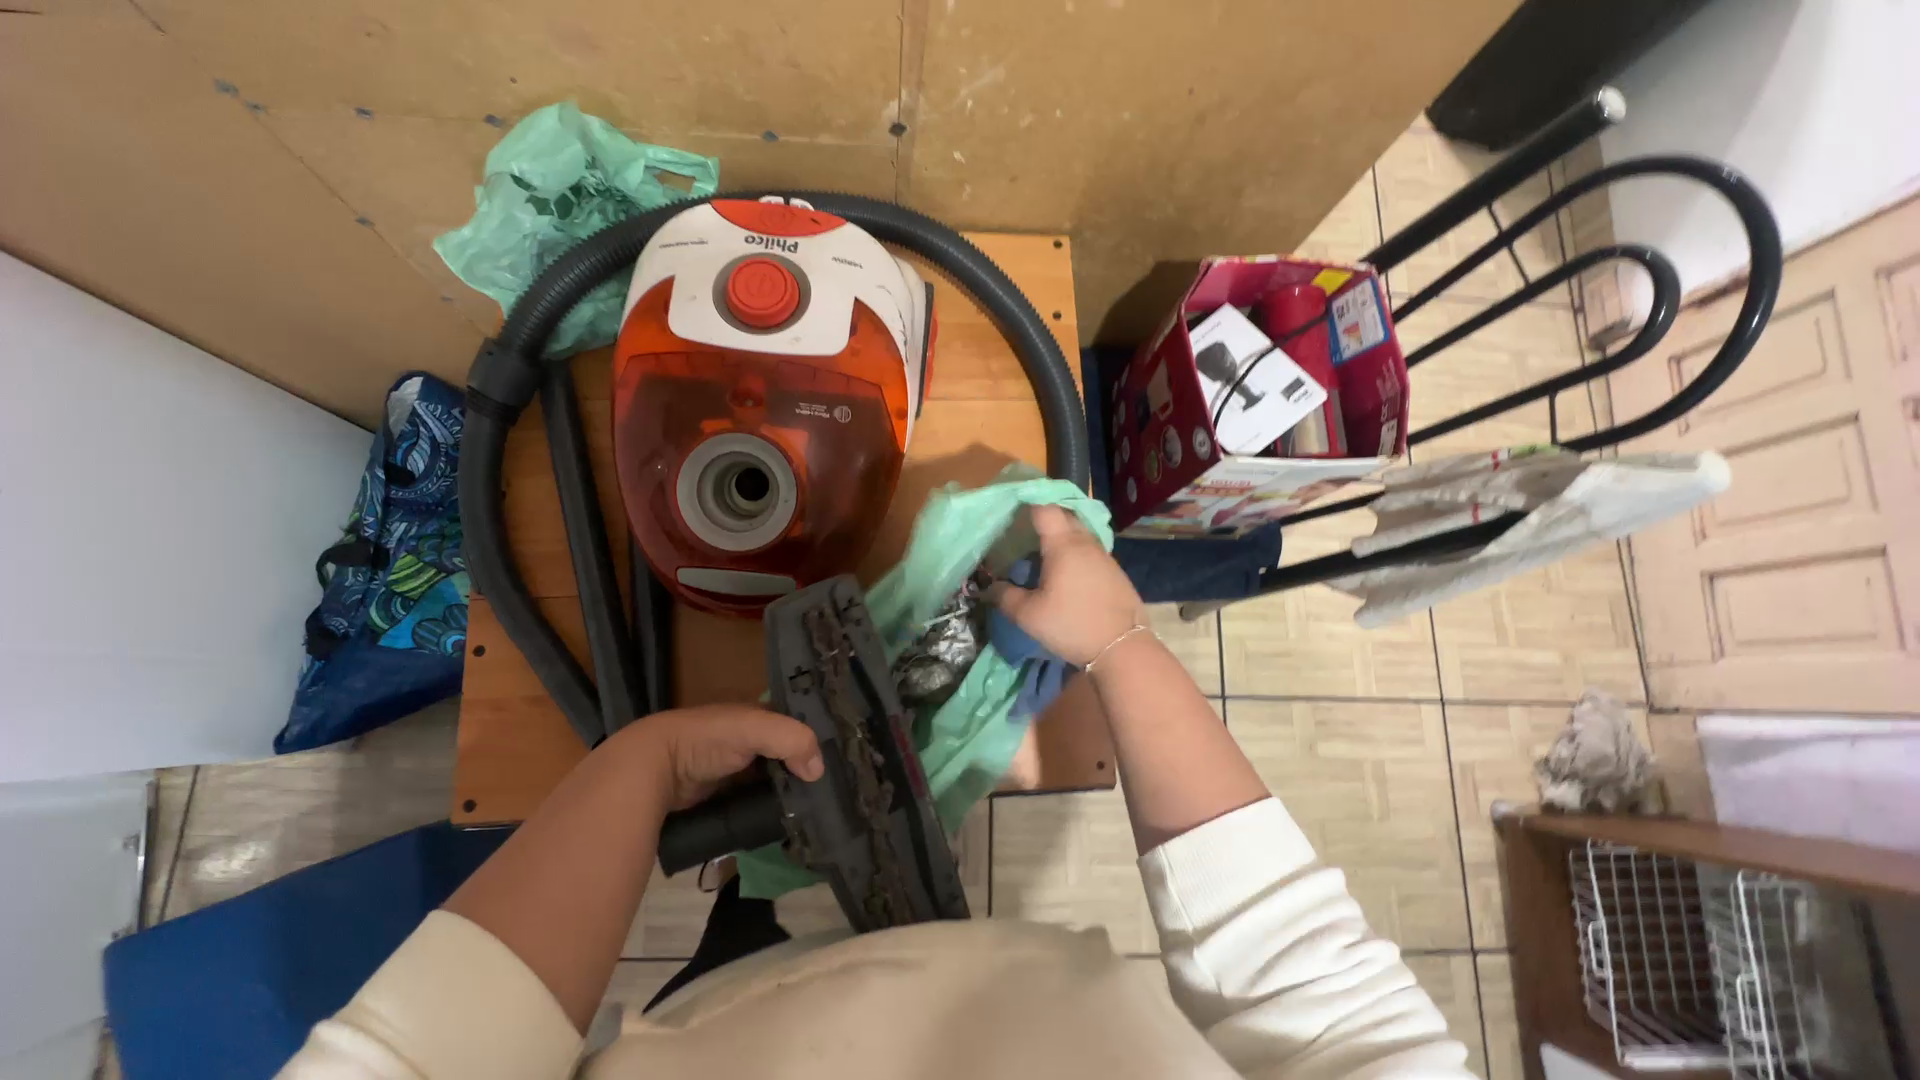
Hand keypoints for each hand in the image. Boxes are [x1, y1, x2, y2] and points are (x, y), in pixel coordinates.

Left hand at [616, 704, 824, 810]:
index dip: (813, 743)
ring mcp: (736, 773)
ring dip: (789, 796)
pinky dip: (769, 811)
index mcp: (757, 718)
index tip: (838, 764)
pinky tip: (787, 821)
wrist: (655, 769)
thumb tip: (819, 770)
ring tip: (816, 813)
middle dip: (803, 773)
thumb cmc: (708, 739)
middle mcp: (749, 743)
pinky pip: (755, 805)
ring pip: (772, 784)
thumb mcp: (754, 728)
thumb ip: (791, 740)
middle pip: (785, 758)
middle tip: (830, 794)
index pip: (794, 728)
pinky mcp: (725, 800)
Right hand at [991, 504, 1145, 665]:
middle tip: (1024, 536)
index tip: (1013, 518)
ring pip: (1080, 534)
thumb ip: (1005, 597)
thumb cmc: (1072, 625)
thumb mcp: (1029, 616)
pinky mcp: (1115, 572)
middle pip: (1065, 516)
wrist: (1122, 647)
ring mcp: (1104, 556)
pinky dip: (1076, 553)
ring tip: (1043, 556)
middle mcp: (1086, 543)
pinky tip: (1067, 575)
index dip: (1028, 509)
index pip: (1045, 510)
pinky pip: (1090, 551)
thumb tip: (990, 587)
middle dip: (1045, 519)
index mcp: (1063, 545)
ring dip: (1062, 537)